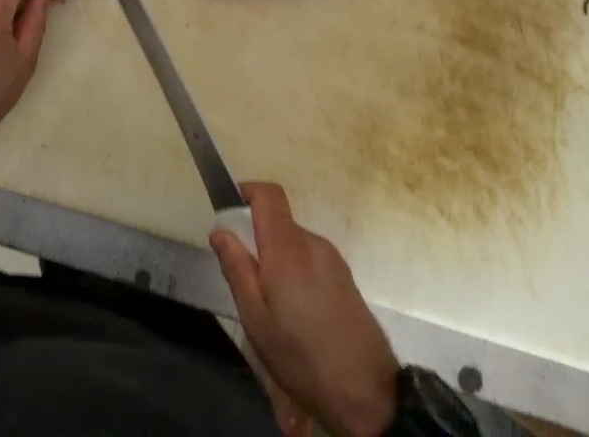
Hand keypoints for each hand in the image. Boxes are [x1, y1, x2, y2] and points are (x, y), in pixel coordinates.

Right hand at [211, 183, 398, 436]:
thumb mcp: (255, 317)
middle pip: (279, 223)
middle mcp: (315, 246)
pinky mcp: (347, 282)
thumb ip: (236, 268)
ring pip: (294, 246)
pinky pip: (311, 263)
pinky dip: (295, 275)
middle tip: (244, 282)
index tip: (229, 210)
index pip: (270, 195)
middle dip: (256, 240)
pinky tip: (295, 316)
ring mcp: (335, 263)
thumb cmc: (301, 355)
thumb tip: (220, 230)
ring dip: (276, 262)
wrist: (368, 395)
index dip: (247, 192)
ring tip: (271, 308)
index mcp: (288, 249)